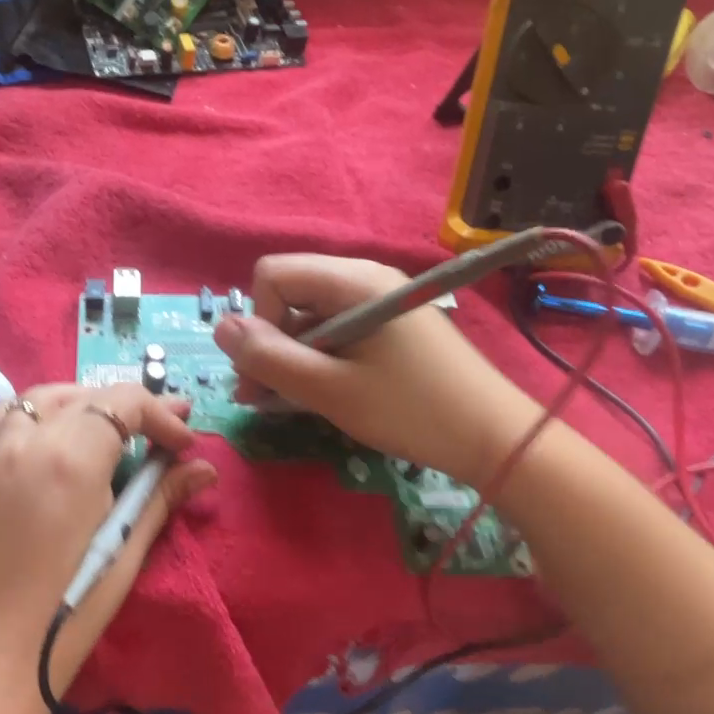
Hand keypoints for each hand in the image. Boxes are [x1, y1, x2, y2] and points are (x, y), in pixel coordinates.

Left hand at [0, 384, 216, 703]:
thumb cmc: (69, 612)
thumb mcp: (124, 553)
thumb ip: (159, 498)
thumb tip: (204, 468)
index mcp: (69, 459)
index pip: (122, 404)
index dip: (161, 414)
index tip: (184, 444)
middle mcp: (26, 441)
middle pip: (84, 395)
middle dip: (127, 406)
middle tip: (160, 430)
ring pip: (38, 398)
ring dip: (79, 402)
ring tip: (106, 427)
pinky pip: (0, 420)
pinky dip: (32, 414)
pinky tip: (49, 436)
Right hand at [213, 254, 542, 488]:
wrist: (493, 438)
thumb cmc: (410, 410)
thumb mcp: (330, 390)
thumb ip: (270, 358)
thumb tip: (220, 327)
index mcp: (353, 281)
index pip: (273, 275)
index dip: (259, 320)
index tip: (269, 368)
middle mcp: (364, 280)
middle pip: (289, 294)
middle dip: (268, 342)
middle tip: (262, 397)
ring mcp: (378, 304)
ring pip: (309, 317)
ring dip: (289, 357)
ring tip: (284, 403)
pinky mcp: (389, 329)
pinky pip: (335, 333)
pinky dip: (316, 362)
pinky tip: (315, 396)